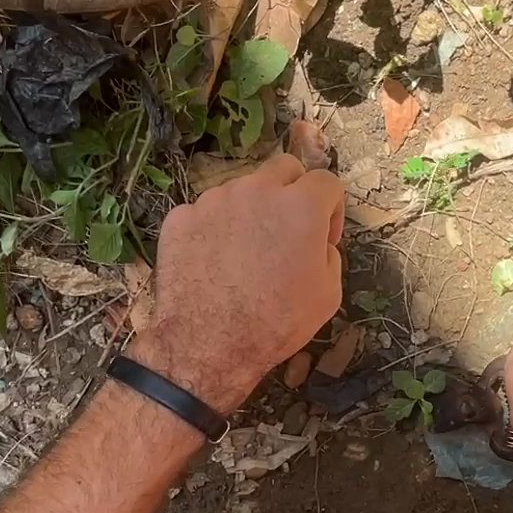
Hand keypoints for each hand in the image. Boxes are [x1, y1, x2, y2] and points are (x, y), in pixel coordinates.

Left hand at [131, 154, 343, 410]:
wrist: (209, 344)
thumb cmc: (277, 322)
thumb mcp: (328, 294)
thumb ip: (329, 255)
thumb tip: (318, 243)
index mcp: (300, 205)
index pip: (326, 181)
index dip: (331, 210)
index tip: (323, 238)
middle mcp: (257, 189)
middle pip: (283, 168)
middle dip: (293, 192)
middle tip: (287, 230)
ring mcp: (213, 199)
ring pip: (241, 190)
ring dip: (250, 212)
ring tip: (244, 255)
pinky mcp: (181, 217)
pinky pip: (205, 214)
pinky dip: (214, 231)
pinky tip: (213, 265)